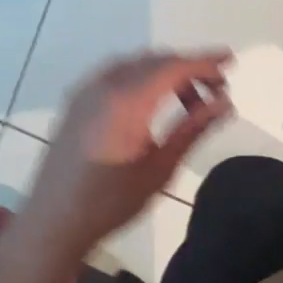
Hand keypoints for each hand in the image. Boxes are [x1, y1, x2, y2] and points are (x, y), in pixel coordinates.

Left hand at [16, 50, 233, 258]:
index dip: (205, 61)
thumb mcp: (160, 169)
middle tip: (215, 91)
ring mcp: (87, 88)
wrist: (52, 222)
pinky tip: (153, 101)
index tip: (231, 62)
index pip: (174, 66)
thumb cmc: (110, 201)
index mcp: (128, 99)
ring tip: (188, 100)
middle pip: (156, 60)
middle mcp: (106, 83)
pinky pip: (116, 73)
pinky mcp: (77, 98)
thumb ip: (193, 129)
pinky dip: (141, 77)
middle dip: (188, 68)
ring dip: (165, 72)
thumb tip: (224, 103)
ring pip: (136, 64)